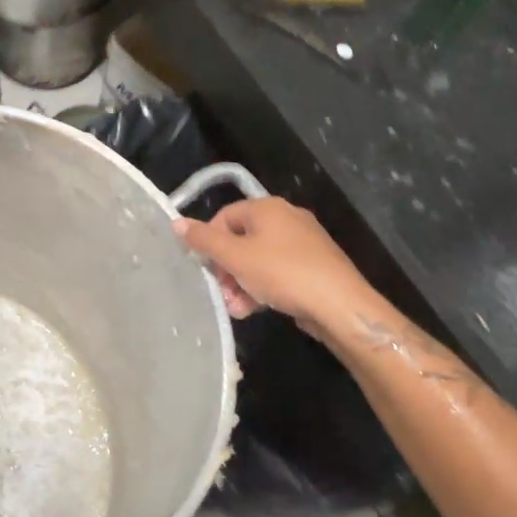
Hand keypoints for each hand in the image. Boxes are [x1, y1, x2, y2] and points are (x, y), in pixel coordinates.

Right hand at [174, 197, 376, 327]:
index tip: (205, 268)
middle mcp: (286, 218)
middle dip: (226, 268)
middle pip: (241, 239)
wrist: (341, 306)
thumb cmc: (283, 273)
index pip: (224, 217)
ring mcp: (304, 243)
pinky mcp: (315, 266)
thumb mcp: (235, 257)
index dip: (209, 241)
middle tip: (220, 292)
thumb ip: (204, 240)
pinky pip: (278, 272)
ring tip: (235, 308)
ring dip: (241, 282)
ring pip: (259, 259)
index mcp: (267, 207)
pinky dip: (263, 287)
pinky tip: (254, 309)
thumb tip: (176, 222)